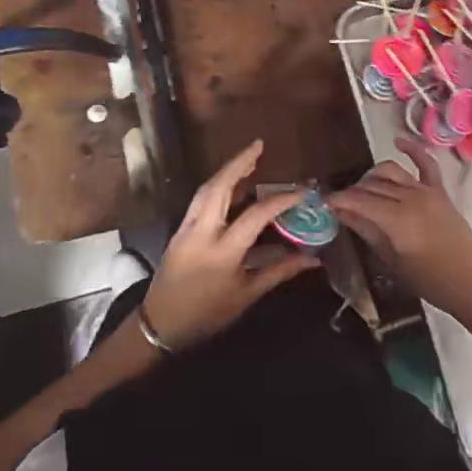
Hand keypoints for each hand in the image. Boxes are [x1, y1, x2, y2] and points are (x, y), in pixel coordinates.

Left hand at [140, 140, 318, 349]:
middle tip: (258, 146)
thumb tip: (311, 259)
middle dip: (238, 163)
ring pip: (205, 190)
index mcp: (222, 252)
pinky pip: (199, 201)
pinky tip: (230, 186)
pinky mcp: (178, 232)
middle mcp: (201, 233)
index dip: (281, 200)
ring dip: (226, 172)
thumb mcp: (246, 296)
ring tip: (247, 161)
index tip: (302, 191)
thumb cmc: (206, 315)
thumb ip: (278, 272)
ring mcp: (185, 229)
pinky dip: (216, 188)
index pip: (256, 215)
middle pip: (219, 187)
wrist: (160, 324)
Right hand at [328, 136, 471, 316]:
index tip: (323, 203)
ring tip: (362, 188)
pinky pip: (426, 164)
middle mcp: (410, 198)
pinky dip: (413, 150)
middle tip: (339, 203)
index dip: (337, 199)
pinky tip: (398, 141)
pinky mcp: (440, 192)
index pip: (357, 200)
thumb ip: (366, 231)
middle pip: (372, 185)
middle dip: (351, 191)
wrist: (470, 283)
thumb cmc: (427, 279)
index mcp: (395, 218)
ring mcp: (426, 192)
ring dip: (372, 176)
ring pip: (391, 171)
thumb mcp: (390, 259)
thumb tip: (341, 213)